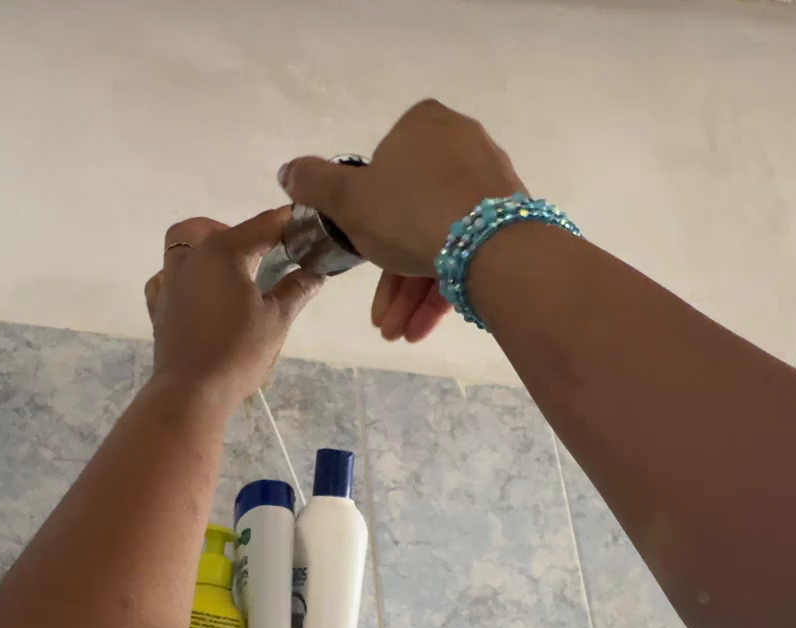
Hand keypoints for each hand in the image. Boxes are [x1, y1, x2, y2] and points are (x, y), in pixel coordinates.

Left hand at [144, 208, 323, 404]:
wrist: (192, 392)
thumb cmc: (238, 353)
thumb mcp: (276, 320)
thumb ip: (295, 290)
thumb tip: (315, 272)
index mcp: (221, 252)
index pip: (262, 226)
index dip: (287, 225)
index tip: (307, 229)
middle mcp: (189, 258)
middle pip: (212, 228)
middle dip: (237, 233)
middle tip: (260, 259)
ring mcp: (168, 282)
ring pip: (181, 246)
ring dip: (204, 249)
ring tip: (229, 275)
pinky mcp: (158, 307)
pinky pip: (167, 278)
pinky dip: (184, 279)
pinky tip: (200, 297)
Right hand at [279, 99, 523, 342]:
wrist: (490, 246)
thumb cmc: (409, 213)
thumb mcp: (347, 201)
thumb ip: (314, 184)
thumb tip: (286, 171)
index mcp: (421, 126)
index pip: (382, 170)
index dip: (365, 219)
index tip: (361, 256)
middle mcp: (460, 143)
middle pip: (409, 216)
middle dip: (390, 278)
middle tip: (381, 319)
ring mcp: (488, 181)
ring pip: (435, 240)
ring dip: (411, 296)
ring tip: (398, 334)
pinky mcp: (510, 217)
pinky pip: (464, 250)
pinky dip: (440, 289)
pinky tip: (420, 330)